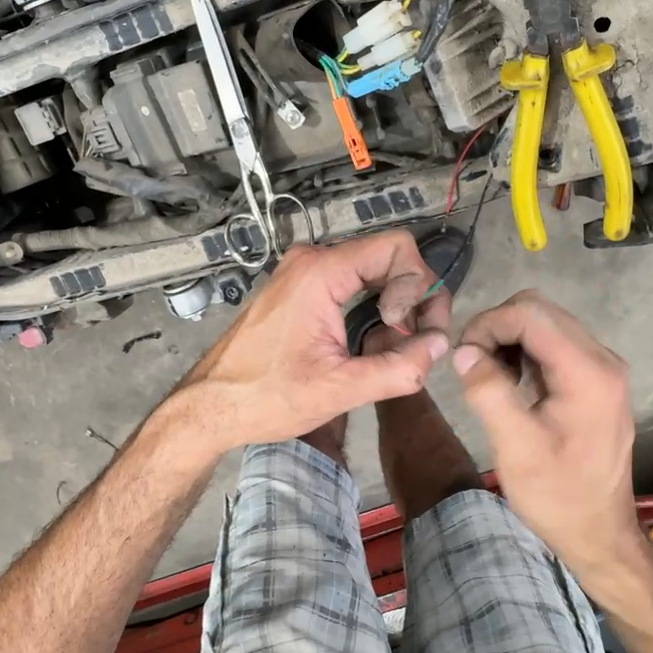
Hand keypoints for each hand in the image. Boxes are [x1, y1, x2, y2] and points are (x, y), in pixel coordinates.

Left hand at [171, 230, 452, 453]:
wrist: (211, 406)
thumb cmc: (266, 397)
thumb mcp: (340, 389)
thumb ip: (400, 367)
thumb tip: (441, 347)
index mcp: (320, 272)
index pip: (398, 247)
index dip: (418, 286)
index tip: (405, 330)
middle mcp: (311, 261)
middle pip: (388, 257)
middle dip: (413, 297)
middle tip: (417, 344)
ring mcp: (303, 273)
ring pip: (372, 272)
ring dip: (395, 305)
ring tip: (397, 348)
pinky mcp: (300, 290)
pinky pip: (352, 285)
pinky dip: (373, 307)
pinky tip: (374, 344)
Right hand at [452, 290, 646, 589]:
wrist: (598, 534)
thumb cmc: (557, 496)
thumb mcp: (516, 447)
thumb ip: (488, 392)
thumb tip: (463, 351)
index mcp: (588, 372)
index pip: (531, 313)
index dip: (488, 324)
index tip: (463, 358)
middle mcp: (602, 360)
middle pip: (540, 310)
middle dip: (497, 327)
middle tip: (472, 365)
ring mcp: (602, 369)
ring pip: (546, 323)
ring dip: (509, 338)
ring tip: (488, 376)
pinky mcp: (596, 381)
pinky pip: (554, 345)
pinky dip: (525, 352)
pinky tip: (511, 383)